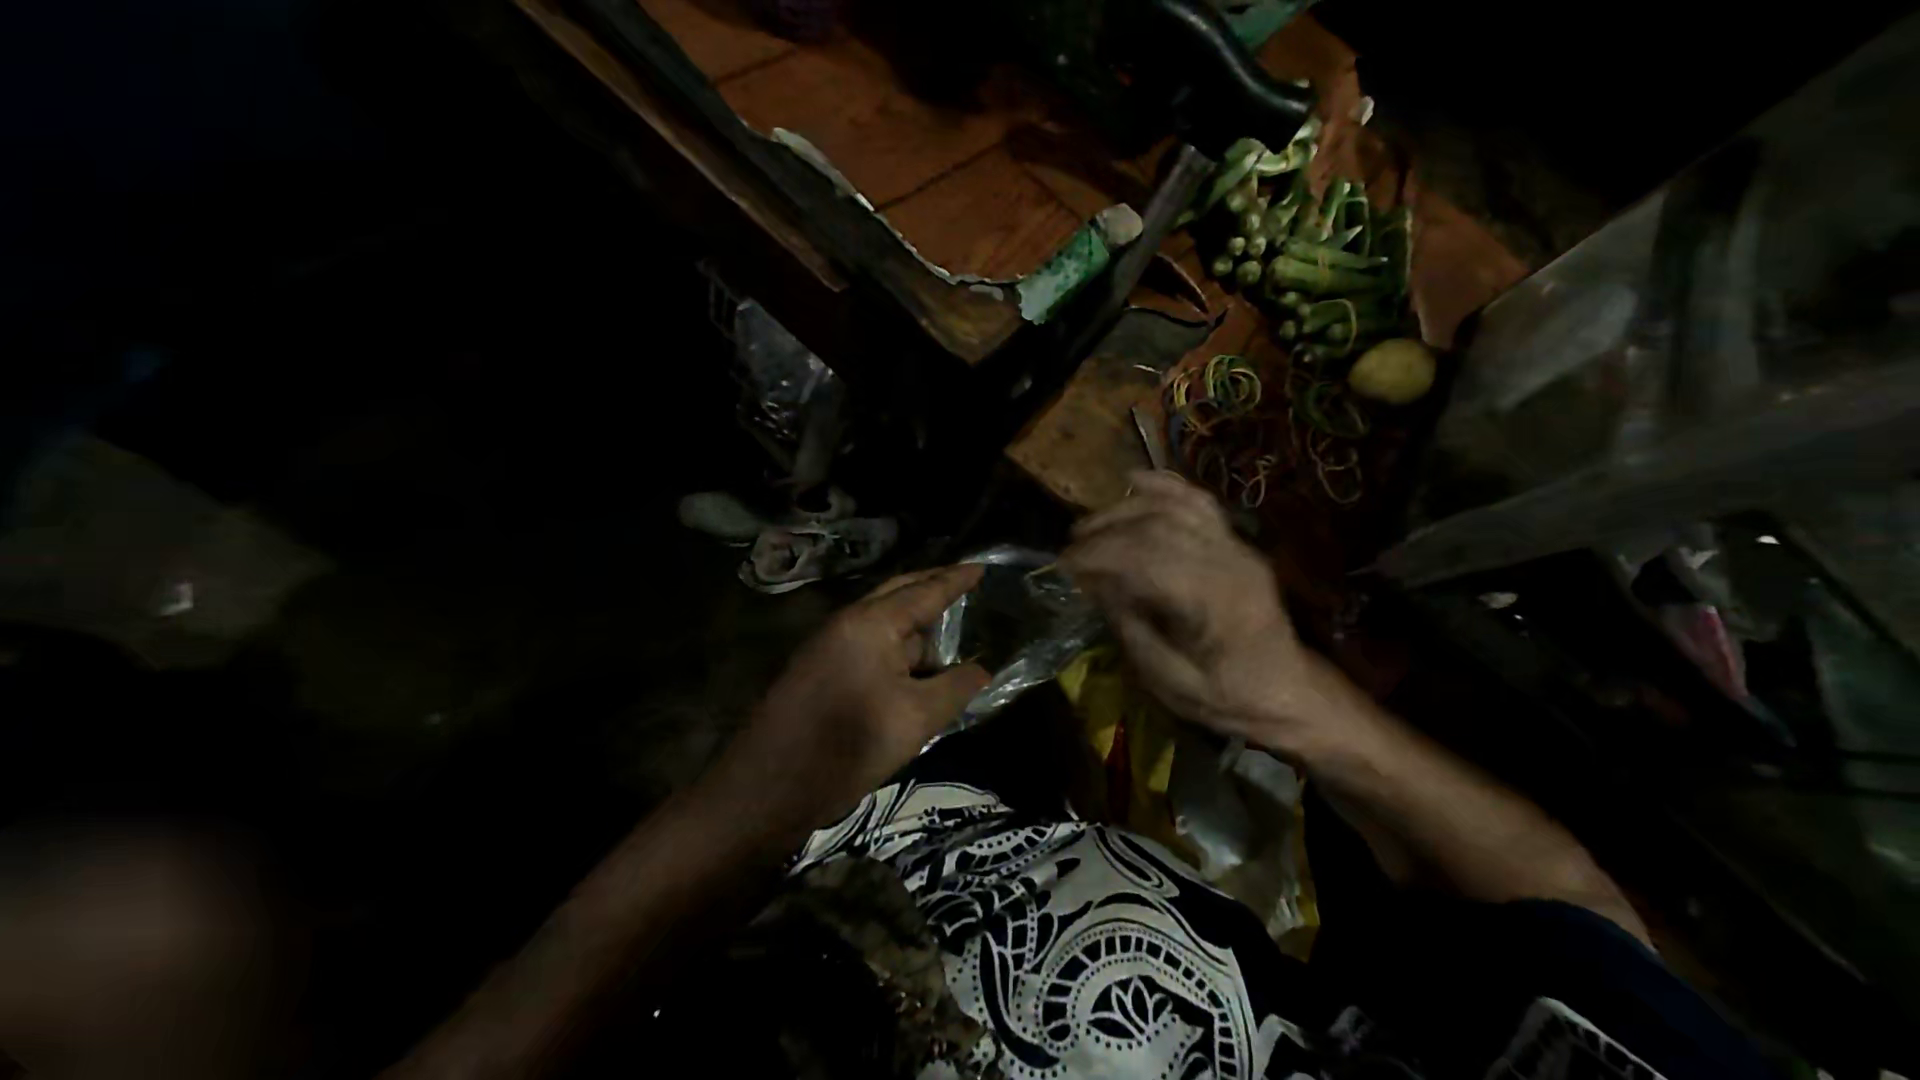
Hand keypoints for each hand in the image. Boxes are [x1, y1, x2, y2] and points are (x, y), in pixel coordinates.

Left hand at [725, 565, 990, 815]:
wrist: (769, 787)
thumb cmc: (848, 745)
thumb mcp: (916, 718)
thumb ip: (955, 687)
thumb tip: (982, 669)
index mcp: (870, 623)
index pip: (924, 591)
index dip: (956, 579)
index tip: (982, 567)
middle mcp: (847, 623)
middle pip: (899, 595)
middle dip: (932, 589)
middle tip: (967, 586)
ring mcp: (829, 646)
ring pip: (884, 625)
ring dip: (916, 627)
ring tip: (951, 632)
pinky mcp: (821, 671)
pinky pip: (870, 647)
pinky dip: (898, 650)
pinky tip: (917, 669)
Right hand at [1062, 472, 1336, 753]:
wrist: (1289, 693)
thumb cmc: (1227, 698)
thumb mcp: (1169, 680)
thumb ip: (1132, 627)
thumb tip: (1097, 584)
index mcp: (1214, 602)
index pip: (1147, 557)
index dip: (1099, 554)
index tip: (1065, 565)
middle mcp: (1229, 562)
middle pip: (1157, 526)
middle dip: (1105, 530)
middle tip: (1070, 547)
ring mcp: (1237, 547)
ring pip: (1175, 507)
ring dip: (1125, 508)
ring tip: (1089, 525)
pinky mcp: (1237, 543)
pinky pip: (1199, 502)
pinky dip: (1165, 487)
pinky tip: (1134, 480)